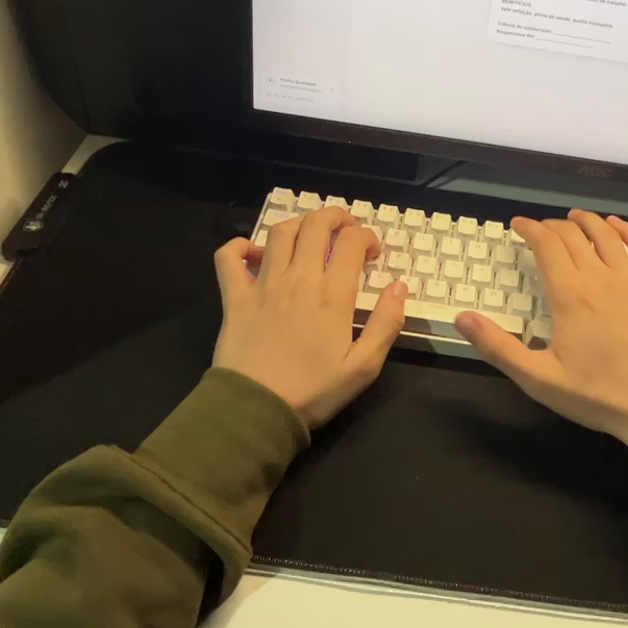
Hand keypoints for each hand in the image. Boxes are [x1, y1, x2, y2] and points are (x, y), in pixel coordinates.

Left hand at [212, 206, 407, 428]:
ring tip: (310, 234)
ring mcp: (263, 284)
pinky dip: (239, 246)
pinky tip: (254, 253)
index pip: (351, 242)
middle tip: (346, 228)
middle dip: (336, 217)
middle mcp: (299, 279)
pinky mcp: (234, 296)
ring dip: (299, 224)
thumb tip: (399, 286)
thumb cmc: (313, 391)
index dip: (367, 236)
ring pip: (279, 232)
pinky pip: (228, 256)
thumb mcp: (364, 366)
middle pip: (316, 225)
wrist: (255, 410)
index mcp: (332, 294)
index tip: (373, 252)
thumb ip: (386, 323)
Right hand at [454, 210, 627, 447]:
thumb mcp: (539, 379)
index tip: (518, 224)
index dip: (530, 229)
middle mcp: (600, 277)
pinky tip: (618, 226)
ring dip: (586, 221)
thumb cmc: (598, 395)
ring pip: (607, 234)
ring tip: (574, 217)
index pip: (546, 245)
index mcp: (570, 295)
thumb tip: (462, 318)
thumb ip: (498, 348)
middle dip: (553, 225)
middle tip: (541, 228)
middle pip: (574, 235)